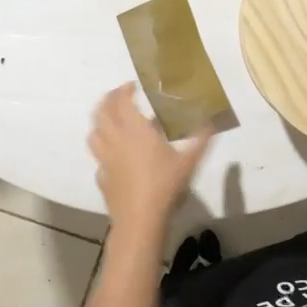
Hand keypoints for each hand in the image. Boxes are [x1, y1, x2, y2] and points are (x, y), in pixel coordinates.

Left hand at [87, 83, 211, 233]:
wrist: (140, 221)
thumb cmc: (164, 186)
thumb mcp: (189, 161)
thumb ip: (201, 139)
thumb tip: (213, 122)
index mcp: (135, 131)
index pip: (121, 102)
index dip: (123, 90)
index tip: (132, 85)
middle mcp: (116, 141)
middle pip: (101, 113)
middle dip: (107, 100)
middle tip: (118, 96)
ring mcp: (106, 160)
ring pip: (93, 134)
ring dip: (99, 123)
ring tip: (111, 121)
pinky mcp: (102, 178)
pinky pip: (99, 159)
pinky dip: (104, 152)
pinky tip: (115, 157)